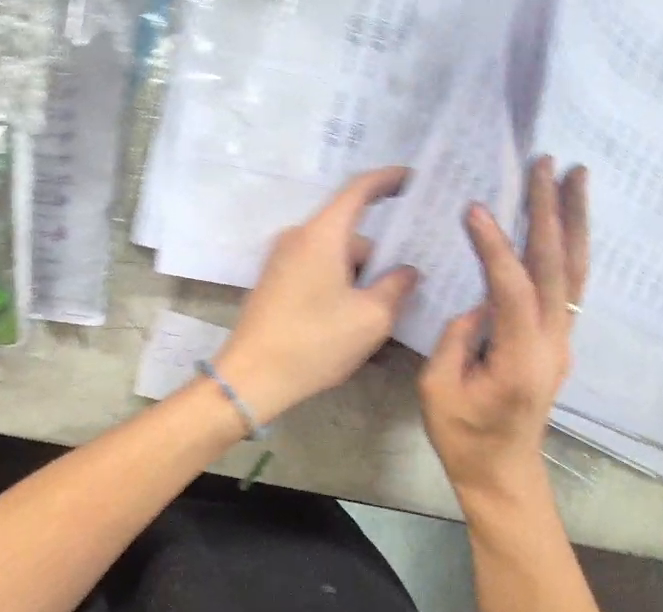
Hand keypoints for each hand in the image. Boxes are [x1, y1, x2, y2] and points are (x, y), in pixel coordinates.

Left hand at [213, 167, 420, 424]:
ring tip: (383, 317)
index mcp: (322, 233)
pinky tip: (352, 326)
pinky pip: (315, 279)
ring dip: (359, 283)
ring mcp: (280, 265)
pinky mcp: (272, 289)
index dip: (389, 180)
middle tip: (409, 283)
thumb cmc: (314, 343)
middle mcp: (297, 239)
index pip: (360, 189)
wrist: (249, 380)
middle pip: (350, 236)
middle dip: (380, 258)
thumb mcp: (371, 318)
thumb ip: (397, 287)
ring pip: (333, 261)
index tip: (413, 180)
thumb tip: (407, 271)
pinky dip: (338, 293)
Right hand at [419, 157, 589, 498]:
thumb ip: (456, 341)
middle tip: (547, 163)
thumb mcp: (438, 392)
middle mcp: (552, 343)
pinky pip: (571, 288)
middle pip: (559, 267)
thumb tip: (477, 306)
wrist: (501, 471)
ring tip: (575, 176)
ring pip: (576, 272)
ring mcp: (561, 342)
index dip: (496, 247)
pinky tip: (565, 226)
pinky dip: (570, 249)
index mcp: (521, 357)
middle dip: (551, 212)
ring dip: (575, 221)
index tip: (476, 210)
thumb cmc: (464, 437)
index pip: (514, 288)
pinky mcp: (558, 343)